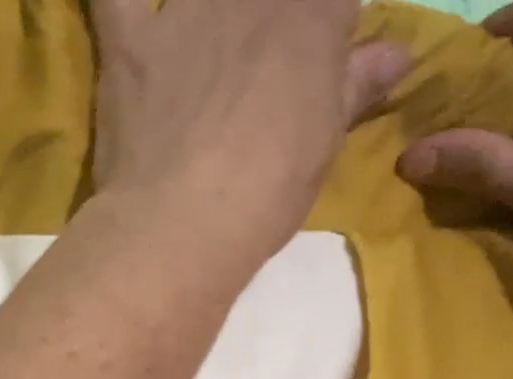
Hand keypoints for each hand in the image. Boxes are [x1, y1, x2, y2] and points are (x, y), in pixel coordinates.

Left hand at [89, 0, 411, 273]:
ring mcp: (182, 14)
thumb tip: (395, 52)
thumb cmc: (268, 191)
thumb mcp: (324, 144)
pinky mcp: (127, 44)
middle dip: (267, 15)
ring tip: (209, 32)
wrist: (181, 222)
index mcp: (313, 18)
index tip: (325, 48)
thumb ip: (355, 87)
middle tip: (255, 61)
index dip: (327, 22)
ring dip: (210, 6)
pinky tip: (117, 3)